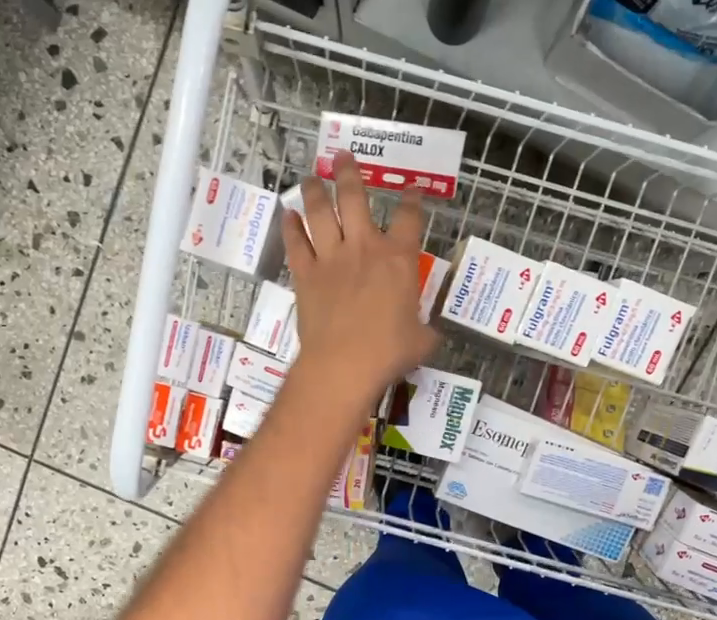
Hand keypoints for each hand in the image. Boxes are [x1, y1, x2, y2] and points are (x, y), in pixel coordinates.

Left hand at [280, 150, 438, 408]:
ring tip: (313, 176)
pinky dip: (290, 227)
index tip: (412, 189)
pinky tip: (288, 215)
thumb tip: (429, 332)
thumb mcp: (422, 340)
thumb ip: (425, 328)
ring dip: (316, 190)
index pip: (410, 217)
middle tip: (343, 157)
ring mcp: (331, 258)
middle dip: (350, 173)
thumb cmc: (389, 353)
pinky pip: (295, 243)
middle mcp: (364, 247)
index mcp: (400, 259)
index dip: (413, 199)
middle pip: (355, 197)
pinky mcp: (305, 275)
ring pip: (320, 212)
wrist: (343, 365)